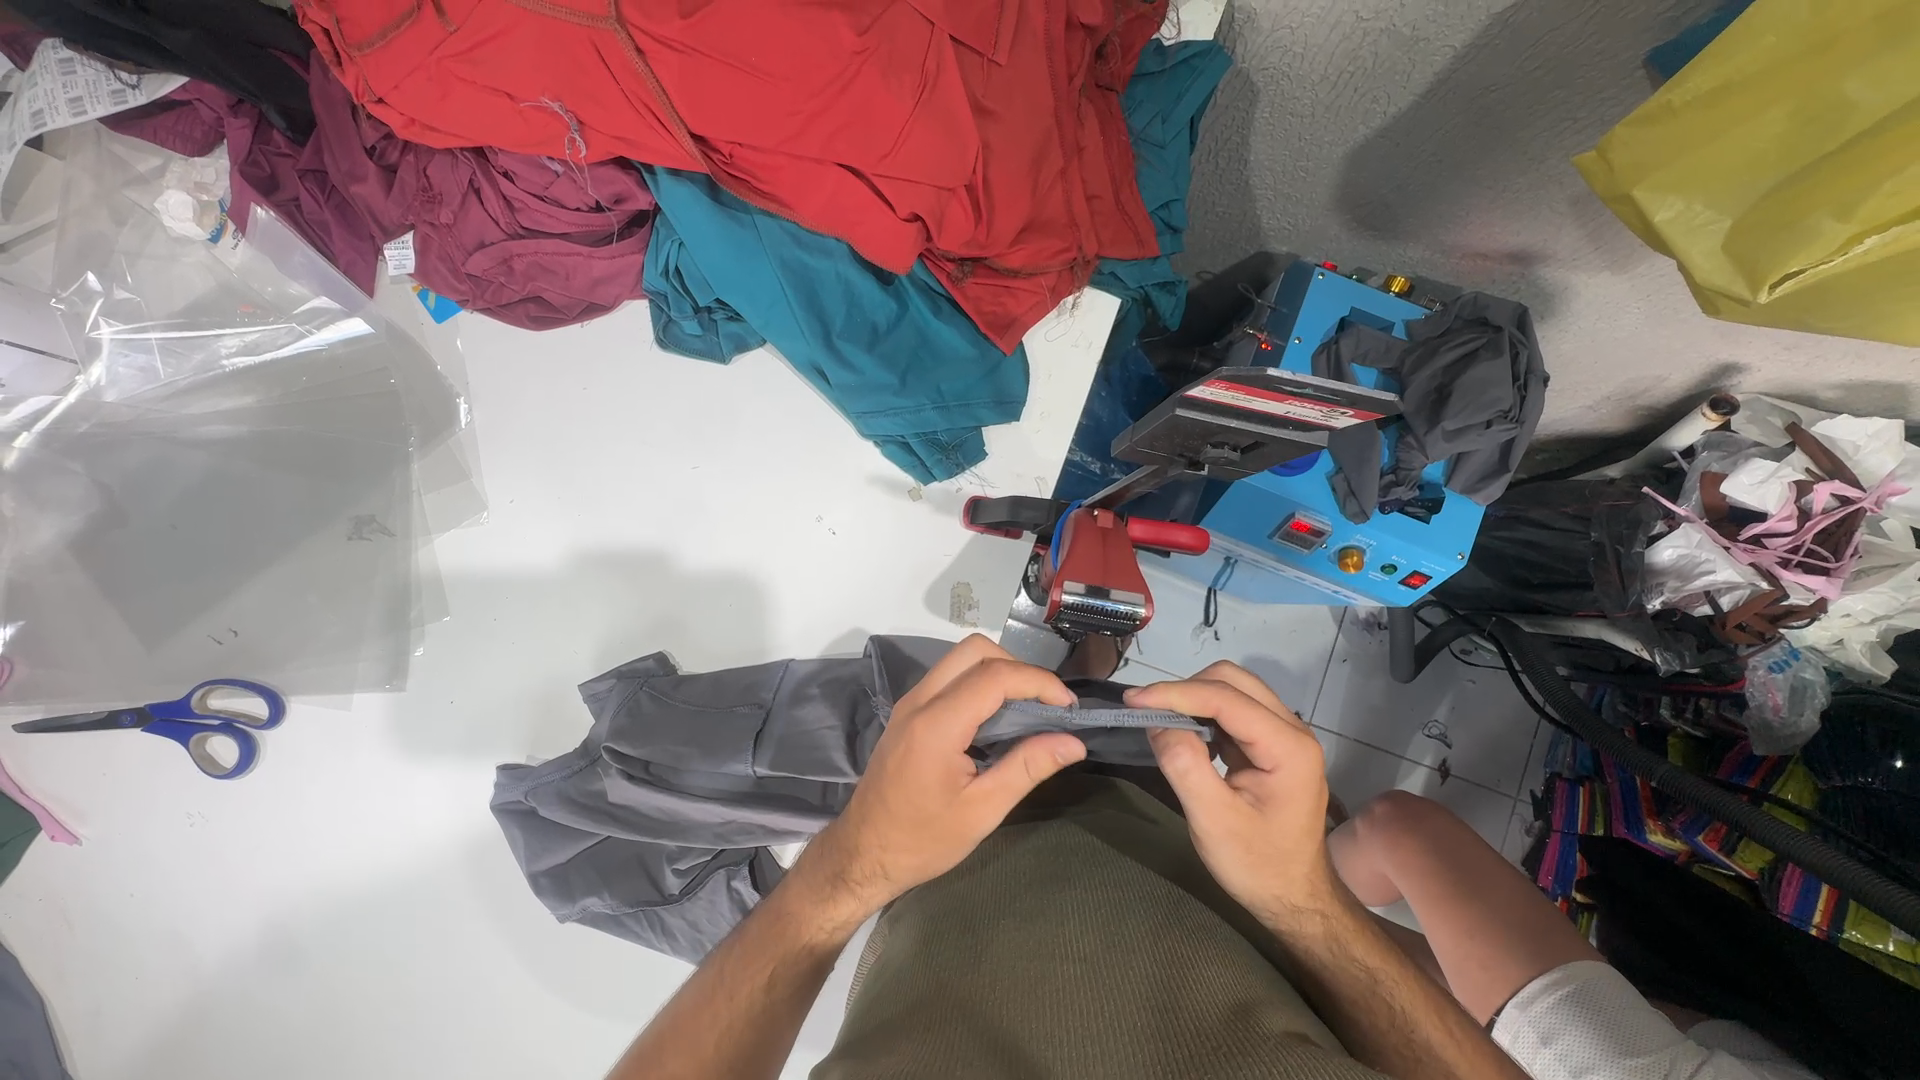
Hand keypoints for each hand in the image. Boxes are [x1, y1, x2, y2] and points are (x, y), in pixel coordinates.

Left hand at [792, 635, 1086, 921]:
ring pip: (959, 659)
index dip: (1039, 682)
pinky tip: (996, 719)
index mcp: (937, 724)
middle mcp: (920, 701)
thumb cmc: (922, 840)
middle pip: (975, 650)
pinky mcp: (907, 712)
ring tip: (1027, 710)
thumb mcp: (982, 811)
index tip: (1069, 707)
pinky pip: (948, 678)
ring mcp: (909, 703)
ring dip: (998, 672)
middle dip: (1018, 667)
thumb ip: (1028, 767)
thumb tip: (1074, 742)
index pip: (996, 676)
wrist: (862, 853)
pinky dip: (978, 683)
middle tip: (1045, 704)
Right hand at [1127, 662, 1342, 927]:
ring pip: (1232, 690)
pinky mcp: (1271, 744)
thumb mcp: (1212, 820)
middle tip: (1145, 711)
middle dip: (1185, 689)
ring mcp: (1284, 735)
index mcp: (1287, 747)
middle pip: (1232, 681)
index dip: (1176, 693)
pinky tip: (1184, 735)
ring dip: (1193, 698)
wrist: (1294, 898)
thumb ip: (1184, 765)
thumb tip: (1156, 723)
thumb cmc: (1257, 865)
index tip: (1133, 700)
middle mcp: (1292, 730)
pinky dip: (1203, 713)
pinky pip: (1233, 710)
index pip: (1225, 698)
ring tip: (1159, 721)